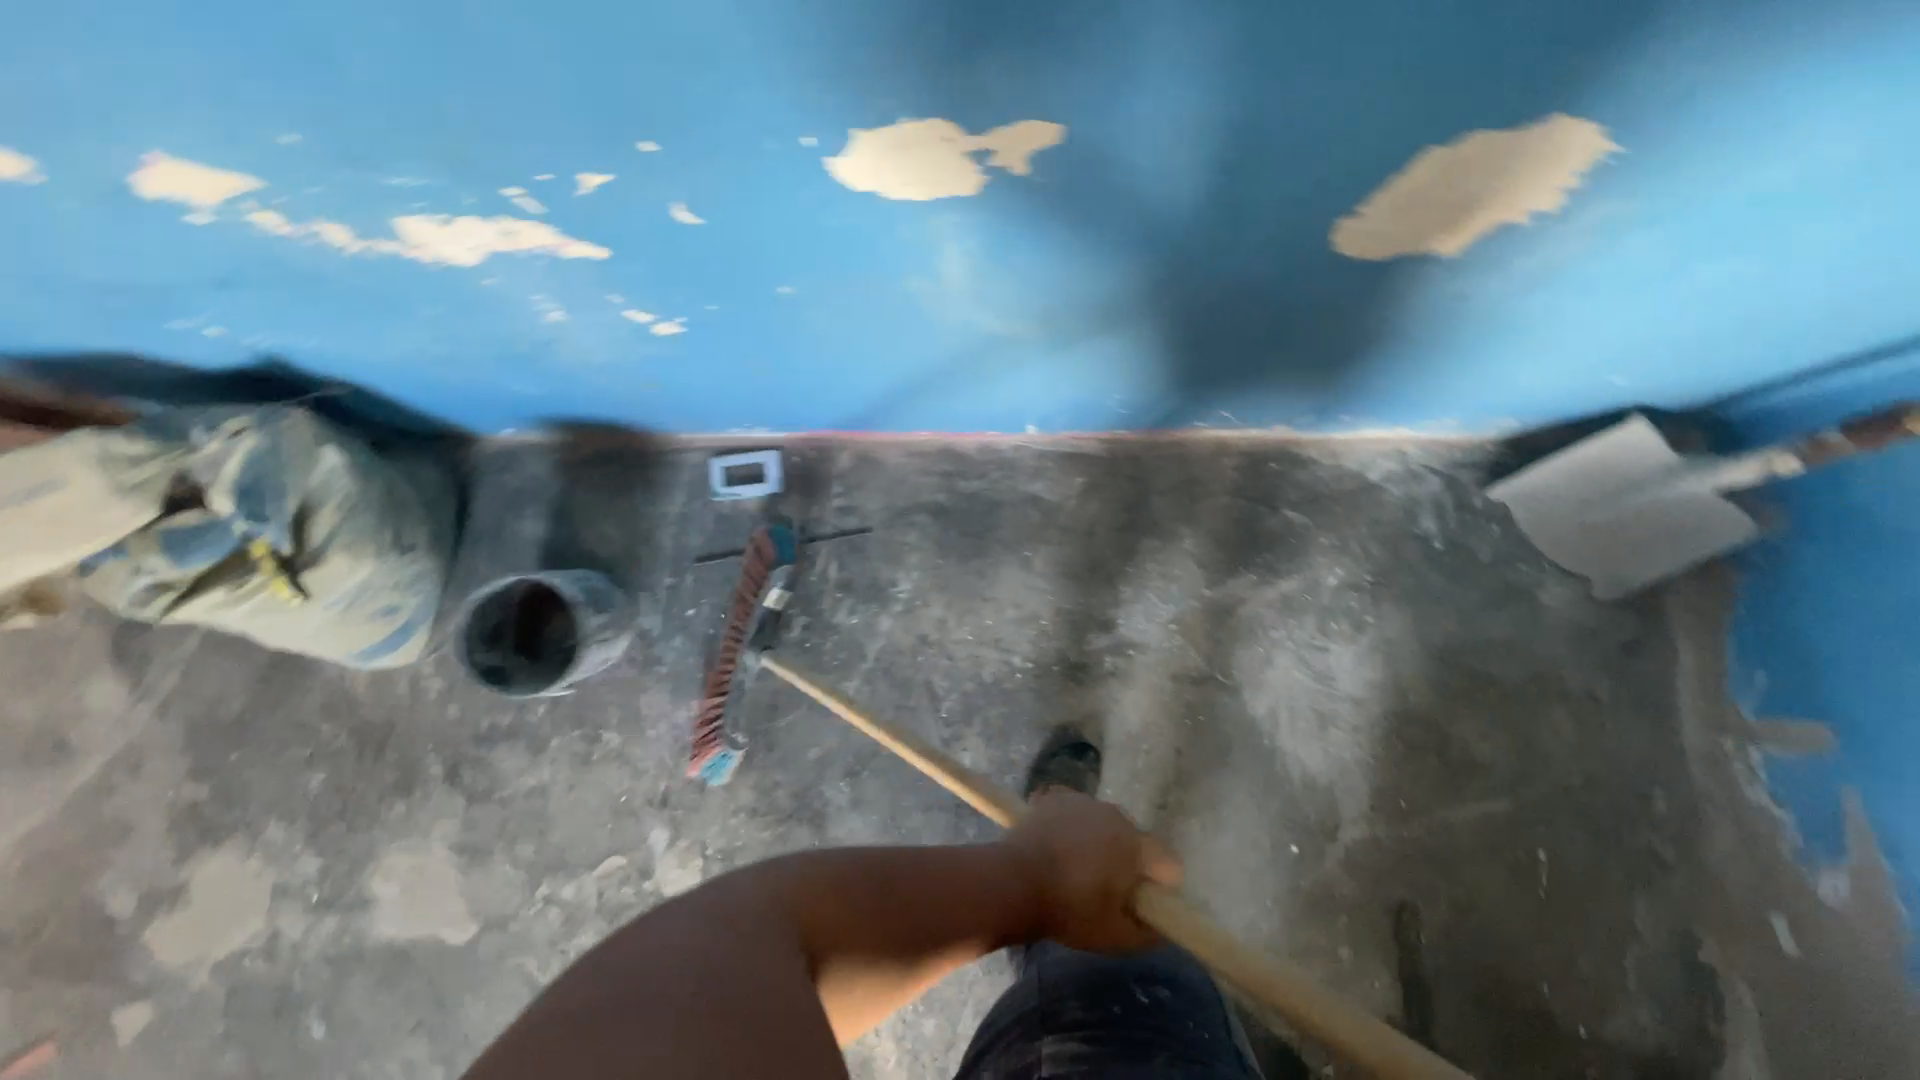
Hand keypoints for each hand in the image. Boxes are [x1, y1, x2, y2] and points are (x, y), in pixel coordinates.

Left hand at [1000, 790, 1183, 952]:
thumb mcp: (1114, 937)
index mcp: (1136, 844)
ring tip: (1076, 867)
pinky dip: (1072, 824)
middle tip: (1106, 891)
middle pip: (1136, 841)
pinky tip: (1058, 842)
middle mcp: (1114, 814)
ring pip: (1104, 824)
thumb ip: (1147, 934)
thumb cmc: (1069, 910)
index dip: (1161, 889)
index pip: (1169, 864)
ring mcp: (1082, 801)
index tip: (1141, 906)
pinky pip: (1074, 810)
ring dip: (1100, 842)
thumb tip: (1160, 928)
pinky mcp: (1054, 797)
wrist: (1012, 883)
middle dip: (1128, 863)